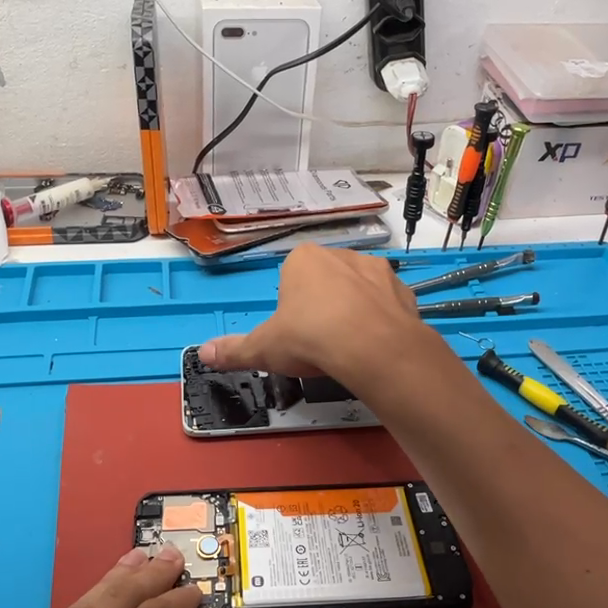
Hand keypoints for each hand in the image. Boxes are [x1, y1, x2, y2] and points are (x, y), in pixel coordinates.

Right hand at [198, 244, 425, 381]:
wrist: (373, 348)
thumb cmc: (311, 338)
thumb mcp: (264, 348)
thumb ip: (235, 350)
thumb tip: (204, 353)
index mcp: (303, 259)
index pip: (291, 278)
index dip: (291, 308)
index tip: (294, 334)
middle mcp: (341, 255)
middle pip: (326, 281)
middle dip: (322, 307)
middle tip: (319, 343)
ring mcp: (377, 270)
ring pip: (359, 291)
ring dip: (354, 311)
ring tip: (348, 347)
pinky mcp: (404, 291)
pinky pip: (387, 305)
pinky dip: (381, 322)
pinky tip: (373, 346)